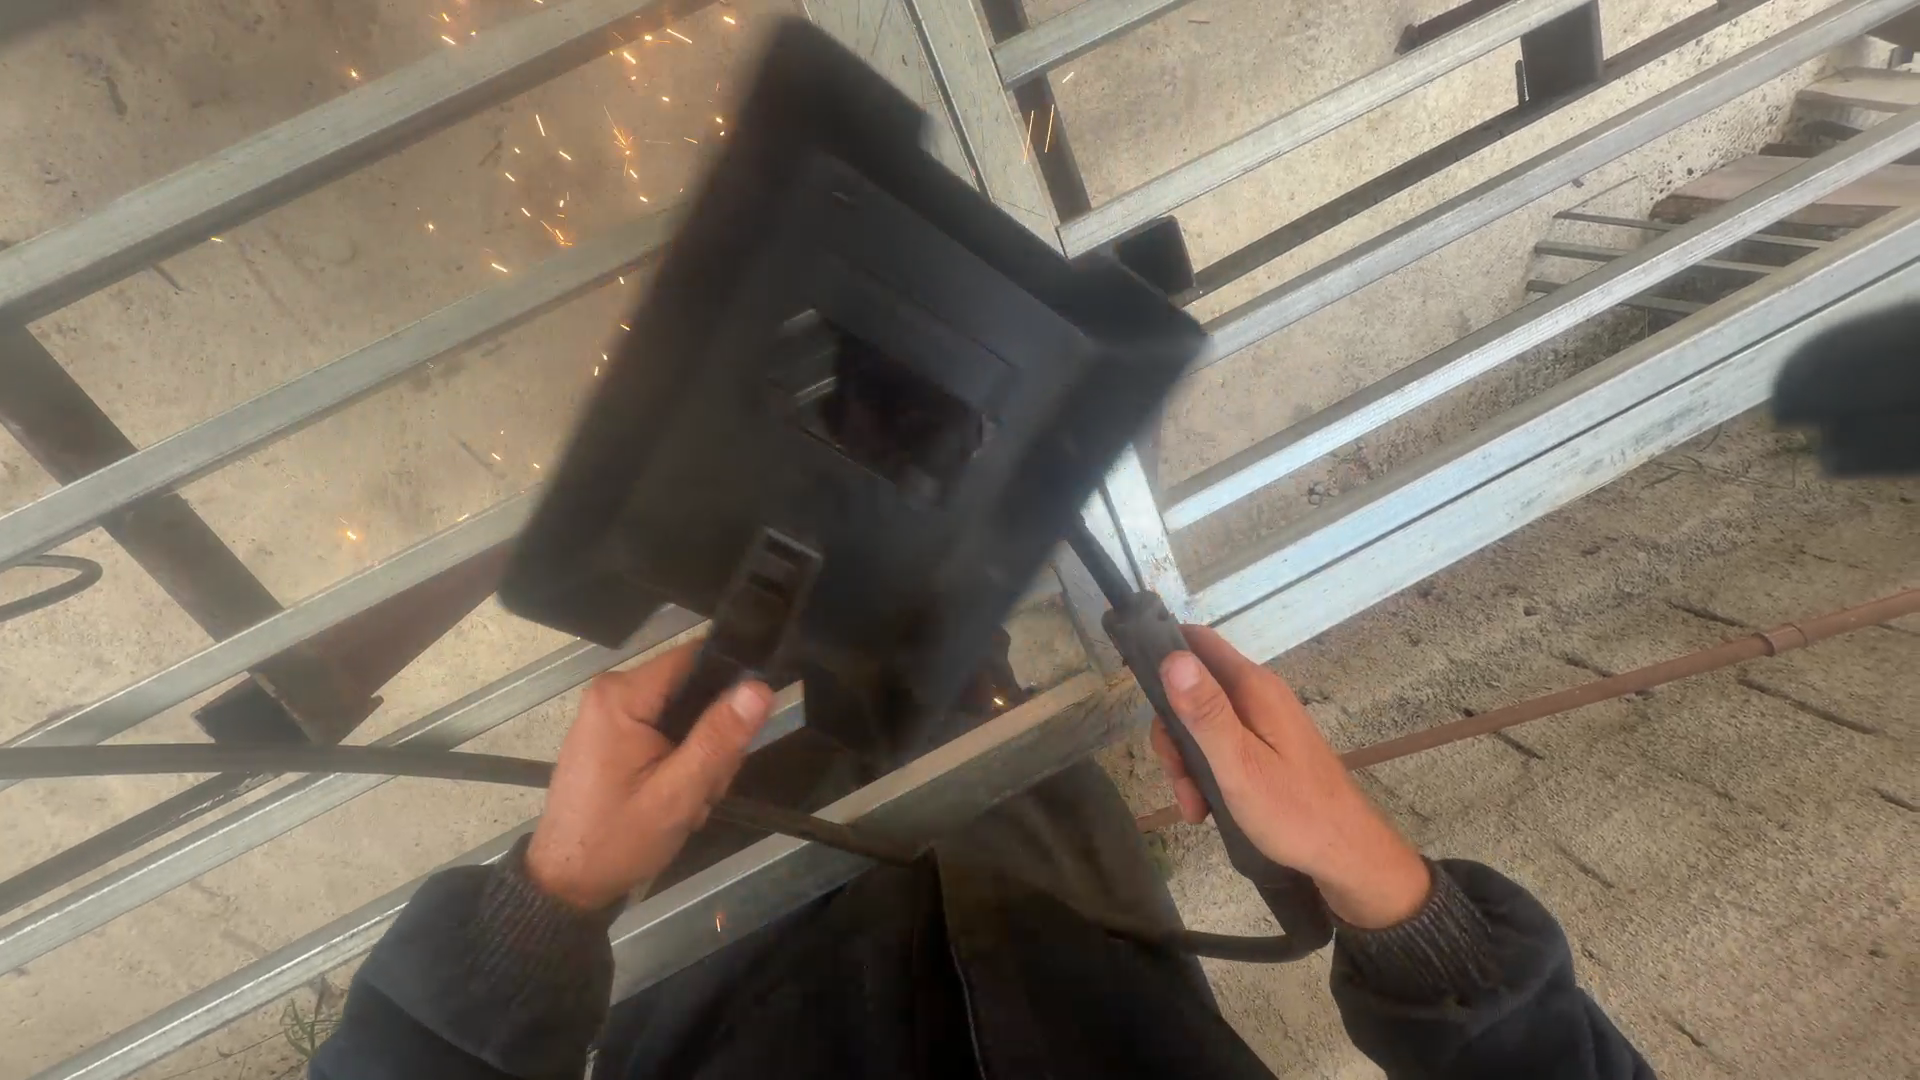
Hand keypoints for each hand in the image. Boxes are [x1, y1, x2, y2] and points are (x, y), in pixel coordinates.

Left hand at [526, 643, 772, 910]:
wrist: (565, 887)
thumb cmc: (616, 841)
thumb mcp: (677, 794)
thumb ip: (718, 738)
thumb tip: (760, 688)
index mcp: (623, 696)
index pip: (697, 659)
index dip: (731, 685)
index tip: (744, 727)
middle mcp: (614, 691)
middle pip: (695, 689)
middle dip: (714, 735)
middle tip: (708, 784)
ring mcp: (612, 712)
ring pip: (687, 712)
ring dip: (701, 754)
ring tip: (691, 797)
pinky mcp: (616, 732)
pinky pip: (669, 728)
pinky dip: (682, 759)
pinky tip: (679, 793)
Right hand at [1150, 626, 1429, 928]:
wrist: (1350, 859)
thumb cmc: (1294, 812)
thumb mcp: (1238, 764)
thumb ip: (1204, 711)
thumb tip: (1171, 657)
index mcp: (1251, 686)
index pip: (1196, 640)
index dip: (1161, 650)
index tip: (1135, 685)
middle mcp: (1257, 693)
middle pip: (1192, 688)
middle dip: (1172, 730)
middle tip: (1177, 776)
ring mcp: (1263, 720)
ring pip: (1201, 721)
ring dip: (1187, 760)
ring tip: (1194, 805)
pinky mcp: (1266, 745)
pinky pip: (1220, 743)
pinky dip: (1206, 770)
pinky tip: (1206, 806)